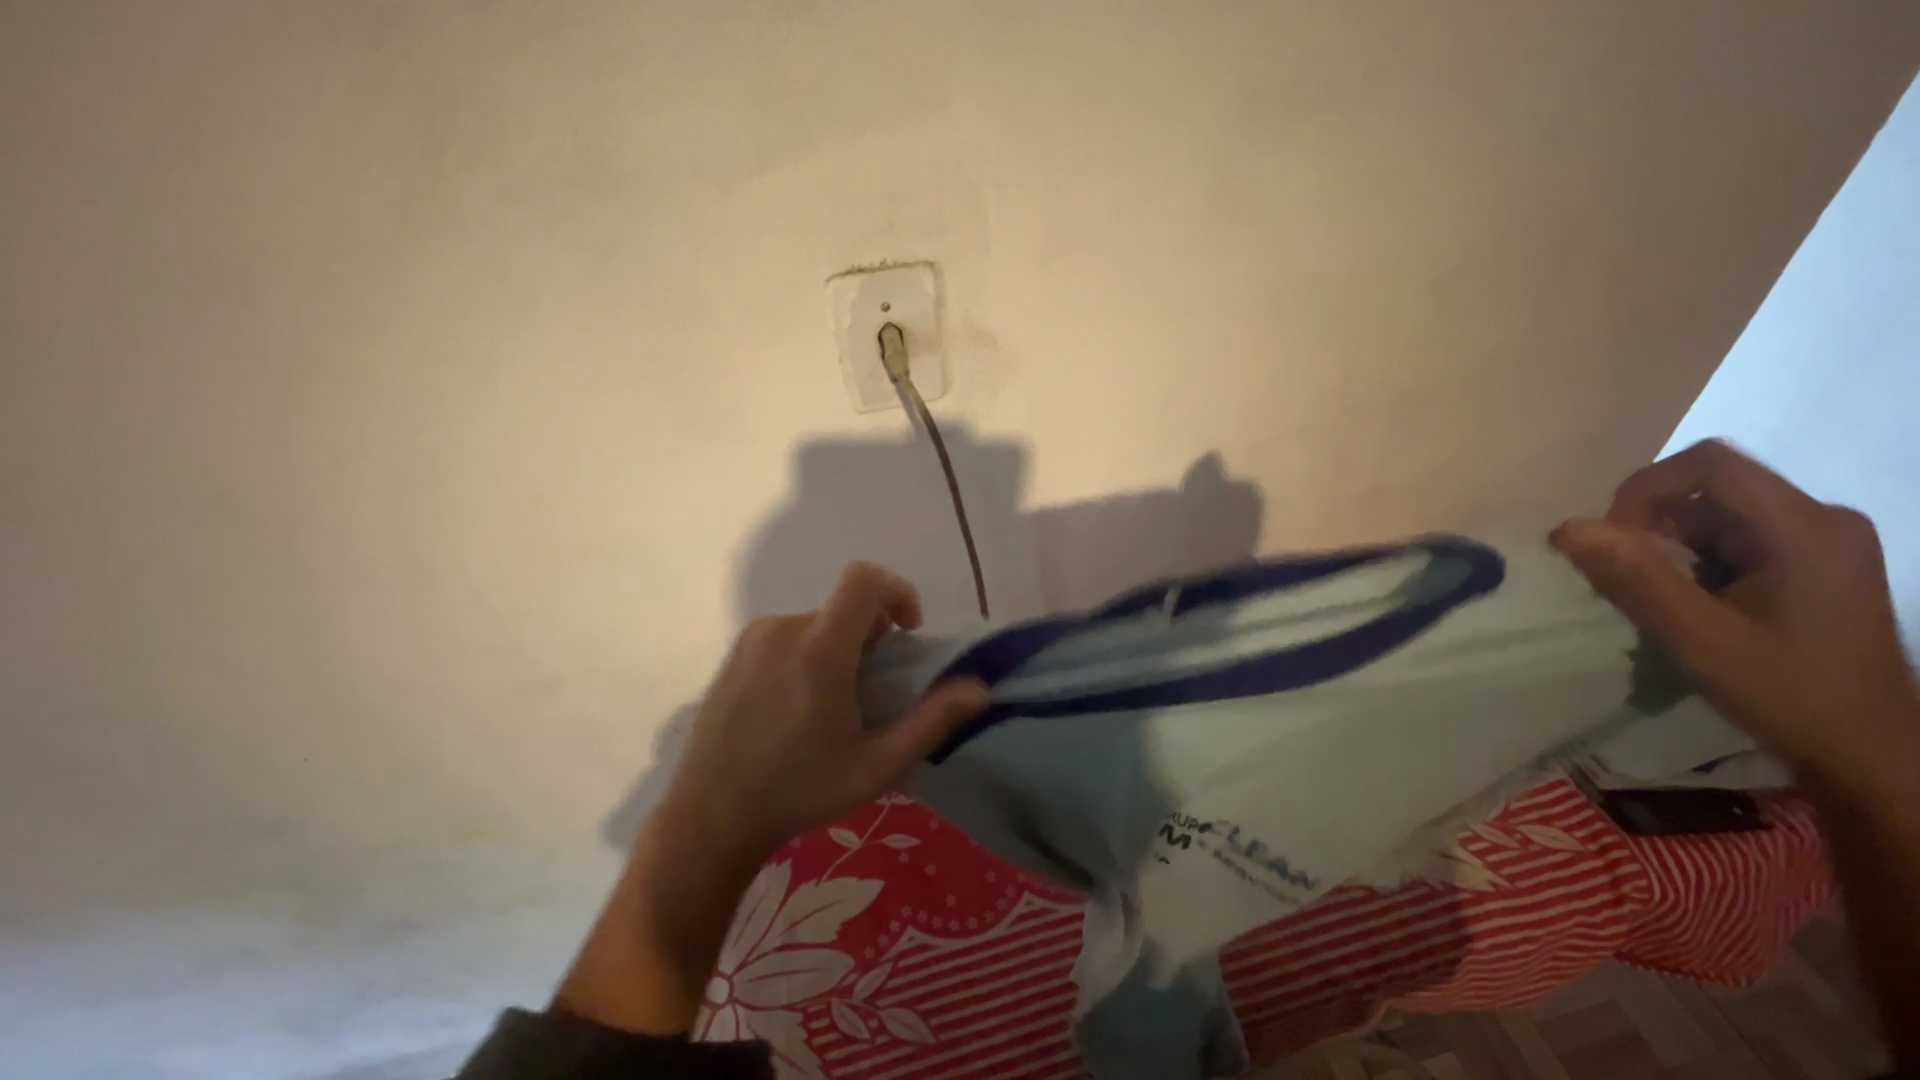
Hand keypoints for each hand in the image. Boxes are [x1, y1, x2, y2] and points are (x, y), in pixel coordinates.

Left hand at [553, 562, 988, 1035]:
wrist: (711, 817)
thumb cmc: (800, 792)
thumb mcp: (876, 767)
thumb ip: (931, 722)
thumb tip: (980, 688)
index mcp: (819, 649)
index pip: (864, 579)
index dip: (897, 590)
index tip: (908, 633)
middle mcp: (782, 629)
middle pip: (843, 608)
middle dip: (872, 636)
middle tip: (875, 690)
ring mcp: (751, 640)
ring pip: (815, 623)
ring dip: (838, 647)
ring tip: (834, 706)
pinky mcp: (732, 655)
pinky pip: (785, 636)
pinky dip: (807, 654)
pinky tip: (797, 708)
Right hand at [1551, 439, 1919, 779]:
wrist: (1873, 753)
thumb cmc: (1789, 693)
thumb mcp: (1698, 637)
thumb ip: (1633, 577)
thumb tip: (1567, 528)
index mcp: (1805, 526)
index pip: (1710, 464)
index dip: (1645, 489)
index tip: (1613, 539)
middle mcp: (1823, 520)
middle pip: (1714, 489)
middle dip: (1654, 523)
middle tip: (1622, 574)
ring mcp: (1825, 543)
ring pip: (1722, 516)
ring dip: (1673, 547)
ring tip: (1655, 597)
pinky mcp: (1819, 566)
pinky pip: (1741, 540)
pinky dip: (1699, 562)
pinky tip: (1690, 605)